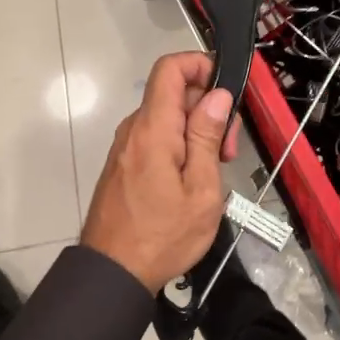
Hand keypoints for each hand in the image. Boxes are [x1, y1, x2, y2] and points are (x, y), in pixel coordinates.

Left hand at [80, 52, 240, 292]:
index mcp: (153, 129)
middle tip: (228, 149)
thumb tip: (217, 95)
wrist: (111, 275)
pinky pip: (156, 137)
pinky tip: (193, 179)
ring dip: (196, 130)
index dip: (199, 64)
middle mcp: (134, 129)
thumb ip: (206, 137)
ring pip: (167, 117)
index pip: (169, 68)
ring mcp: (126, 147)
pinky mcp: (124, 164)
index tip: (226, 91)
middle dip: (207, 108)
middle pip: (173, 93)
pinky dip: (179, 145)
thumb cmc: (163, 236)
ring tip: (215, 169)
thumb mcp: (201, 190)